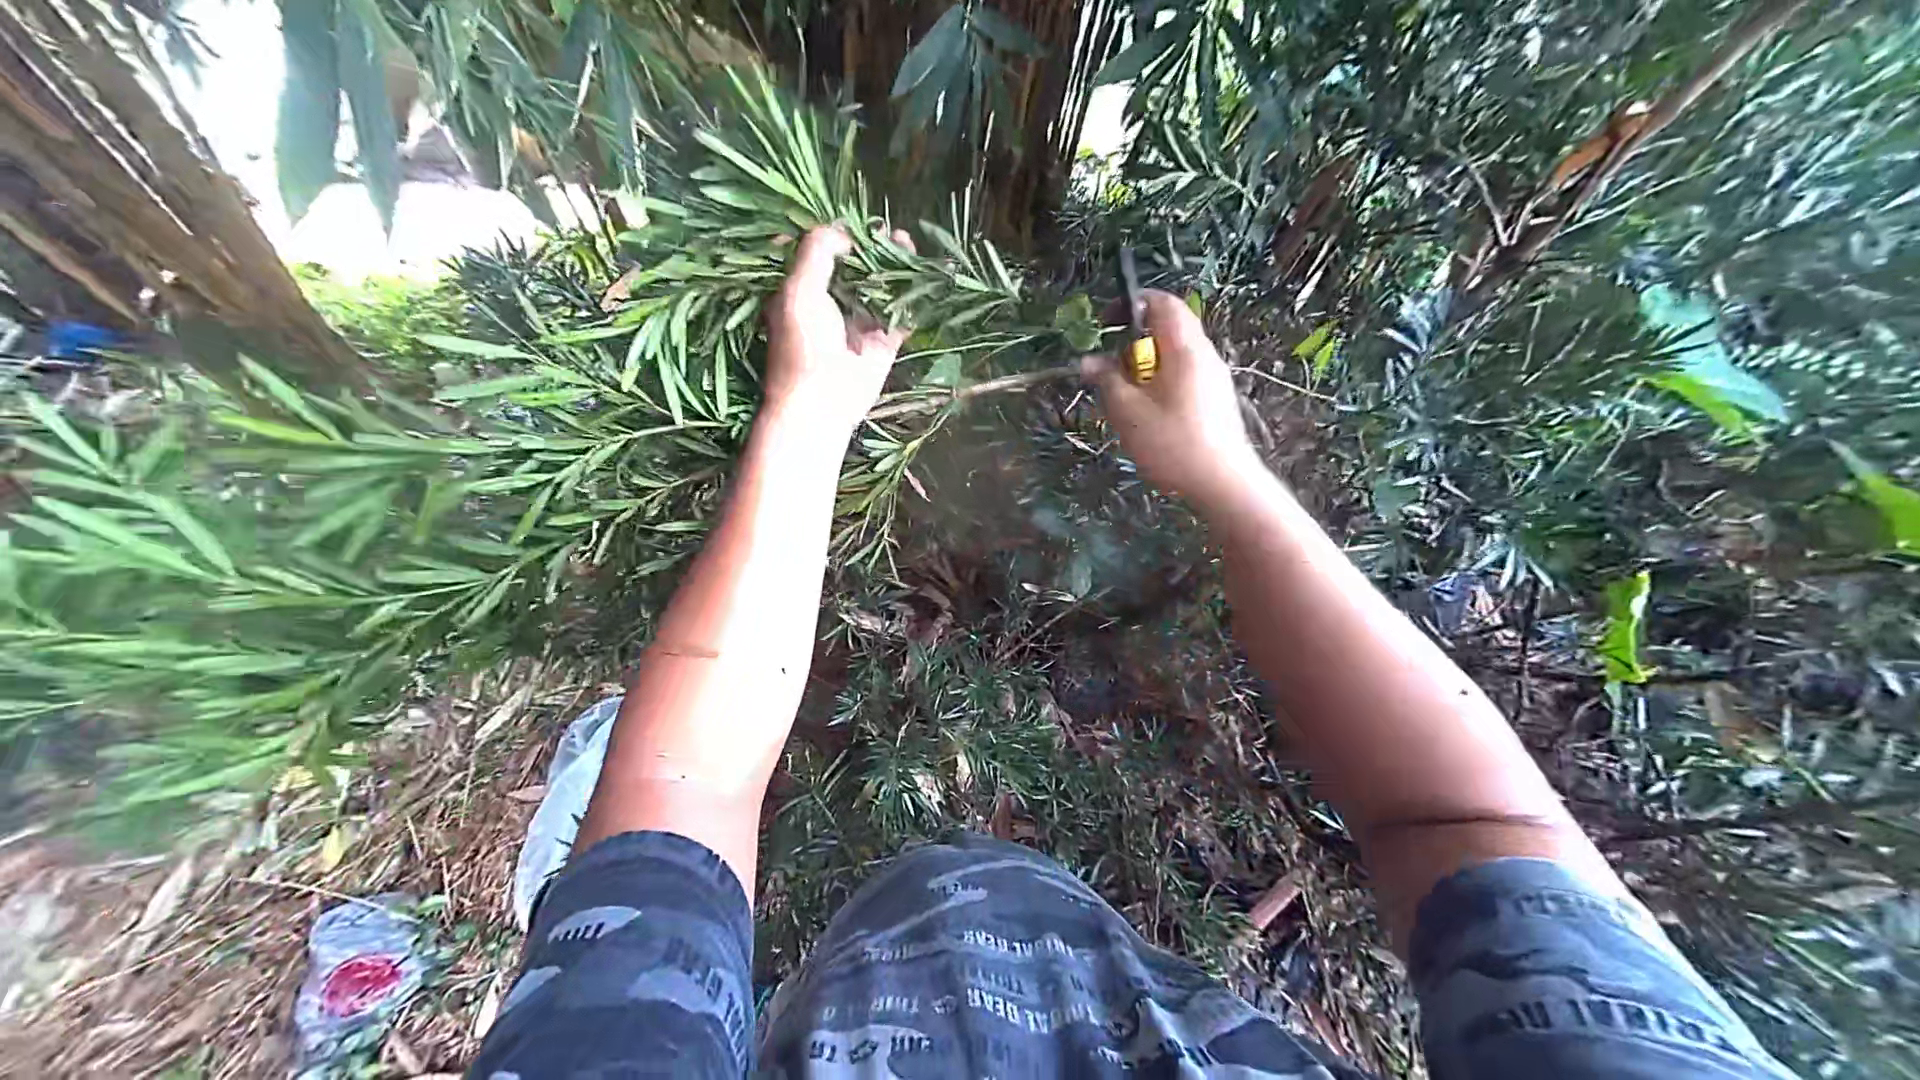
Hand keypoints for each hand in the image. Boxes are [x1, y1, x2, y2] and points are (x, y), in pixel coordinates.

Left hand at [762, 226, 909, 439]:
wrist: (822, 401)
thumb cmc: (802, 344)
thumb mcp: (799, 288)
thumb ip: (817, 252)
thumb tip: (842, 232)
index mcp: (802, 295)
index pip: (820, 259)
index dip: (837, 239)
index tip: (853, 223)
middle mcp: (830, 310)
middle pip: (855, 273)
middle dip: (871, 250)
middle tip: (886, 231)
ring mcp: (858, 328)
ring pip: (880, 291)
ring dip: (894, 268)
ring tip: (907, 243)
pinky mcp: (882, 347)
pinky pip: (901, 318)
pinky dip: (913, 299)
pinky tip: (924, 276)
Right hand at [1082, 289, 1263, 509]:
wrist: (1223, 484)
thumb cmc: (1173, 444)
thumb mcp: (1128, 412)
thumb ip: (1107, 380)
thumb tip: (1088, 361)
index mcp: (1185, 349)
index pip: (1162, 303)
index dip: (1131, 304)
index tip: (1105, 325)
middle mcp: (1205, 356)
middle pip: (1168, 329)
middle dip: (1134, 344)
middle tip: (1111, 371)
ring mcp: (1214, 378)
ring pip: (1174, 356)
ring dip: (1145, 367)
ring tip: (1126, 398)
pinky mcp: (1216, 400)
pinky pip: (1184, 376)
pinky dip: (1160, 383)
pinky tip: (1149, 416)